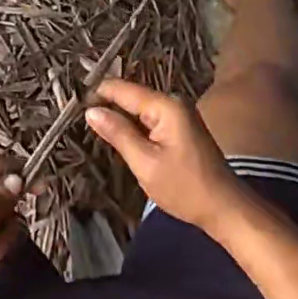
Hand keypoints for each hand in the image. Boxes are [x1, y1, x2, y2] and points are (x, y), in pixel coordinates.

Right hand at [85, 78, 250, 232]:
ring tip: (88, 118)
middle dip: (106, 102)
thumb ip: (118, 133)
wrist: (225, 208)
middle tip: (75, 111)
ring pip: (138, 108)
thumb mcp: (145, 162)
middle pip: (131, 96)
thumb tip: (91, 111)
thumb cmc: (185, 188)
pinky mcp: (179, 127)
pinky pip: (148, 118)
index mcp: (165, 106)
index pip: (123, 90)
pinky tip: (115, 132)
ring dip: (117, 114)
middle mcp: (173, 102)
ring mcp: (178, 114)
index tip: (72, 100)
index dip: (97, 93)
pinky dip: (131, 124)